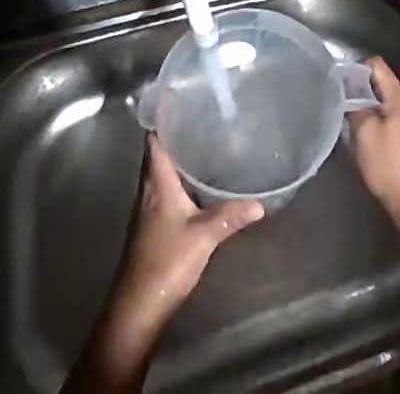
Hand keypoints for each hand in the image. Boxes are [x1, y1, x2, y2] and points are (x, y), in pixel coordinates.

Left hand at [65, 137, 263, 391]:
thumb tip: (260, 202)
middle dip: (174, 131)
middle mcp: (148, 187)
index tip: (179, 97)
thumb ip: (229, 216)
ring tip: (203, 140)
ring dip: (177, 154)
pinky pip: (165, 186)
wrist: (139, 303)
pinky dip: (179, 175)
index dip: (162, 116)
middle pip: (157, 150)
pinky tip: (198, 181)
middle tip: (199, 114)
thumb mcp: (203, 236)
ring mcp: (149, 205)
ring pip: (161, 169)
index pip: (153, 138)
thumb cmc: (166, 261)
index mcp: (156, 181)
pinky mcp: (153, 221)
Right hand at [348, 57, 399, 216]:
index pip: (376, 64)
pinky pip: (380, 110)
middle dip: (356, 83)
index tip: (338, 80)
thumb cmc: (386, 162)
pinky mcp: (399, 131)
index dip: (356, 67)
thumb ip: (354, 103)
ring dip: (360, 98)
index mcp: (398, 97)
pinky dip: (366, 111)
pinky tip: (353, 124)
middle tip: (334, 94)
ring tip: (340, 108)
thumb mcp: (364, 129)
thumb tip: (346, 88)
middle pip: (377, 79)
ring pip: (377, 95)